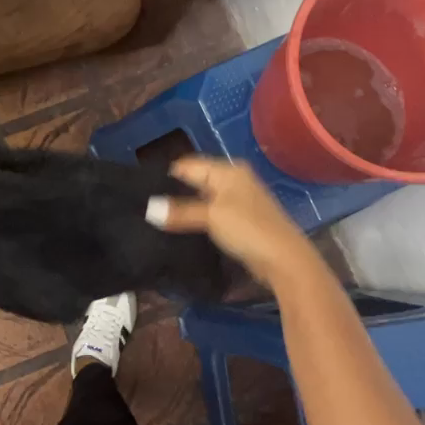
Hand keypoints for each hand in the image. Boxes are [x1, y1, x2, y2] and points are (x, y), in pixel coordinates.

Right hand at [147, 157, 321, 286]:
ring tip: (155, 218)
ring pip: (200, 198)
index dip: (165, 176)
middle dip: (171, 193)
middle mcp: (232, 179)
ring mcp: (236, 199)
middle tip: (144, 206)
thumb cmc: (248, 229)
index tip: (141, 191)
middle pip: (194, 180)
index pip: (187, 165)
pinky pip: (208, 212)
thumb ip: (179, 212)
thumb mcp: (211, 216)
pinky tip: (178, 229)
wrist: (283, 259)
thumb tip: (149, 209)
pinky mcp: (237, 219)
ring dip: (182, 208)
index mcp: (228, 170)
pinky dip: (195, 218)